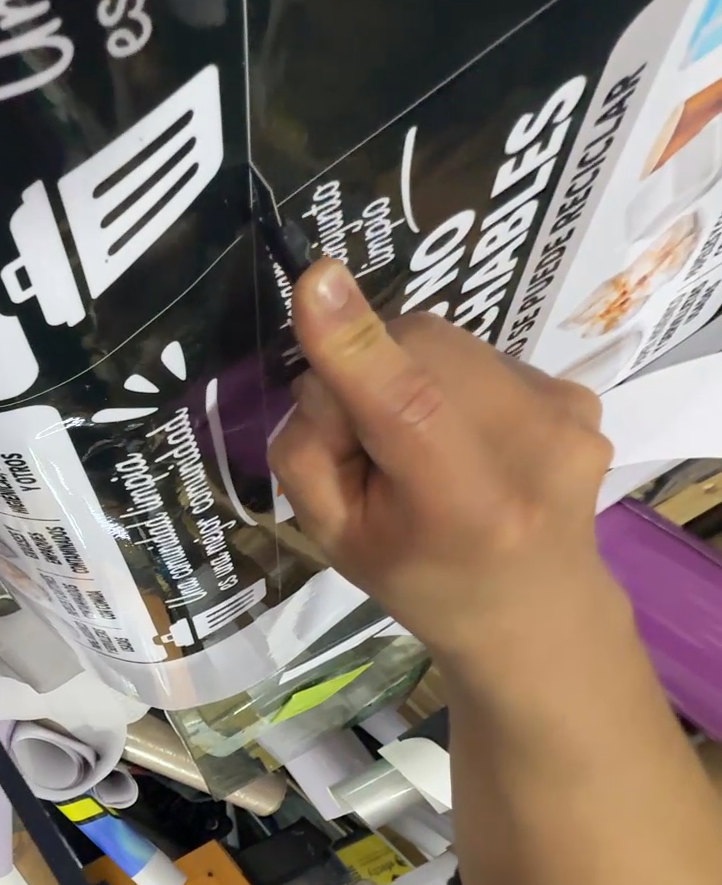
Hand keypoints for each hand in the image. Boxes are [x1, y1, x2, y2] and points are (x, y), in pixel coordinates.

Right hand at [268, 260, 617, 655]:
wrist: (531, 605)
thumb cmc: (411, 577)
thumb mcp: (328, 536)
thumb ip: (306, 454)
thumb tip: (319, 371)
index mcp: (463, 505)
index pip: (405, 406)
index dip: (356, 344)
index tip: (315, 279)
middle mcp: (534, 446)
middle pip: (417, 349)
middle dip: (357, 373)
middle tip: (355, 443)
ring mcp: (568, 412)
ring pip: (438, 342)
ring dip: (395, 376)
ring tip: (407, 442)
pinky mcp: (577, 390)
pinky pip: (468, 355)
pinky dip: (435, 383)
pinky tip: (452, 435)